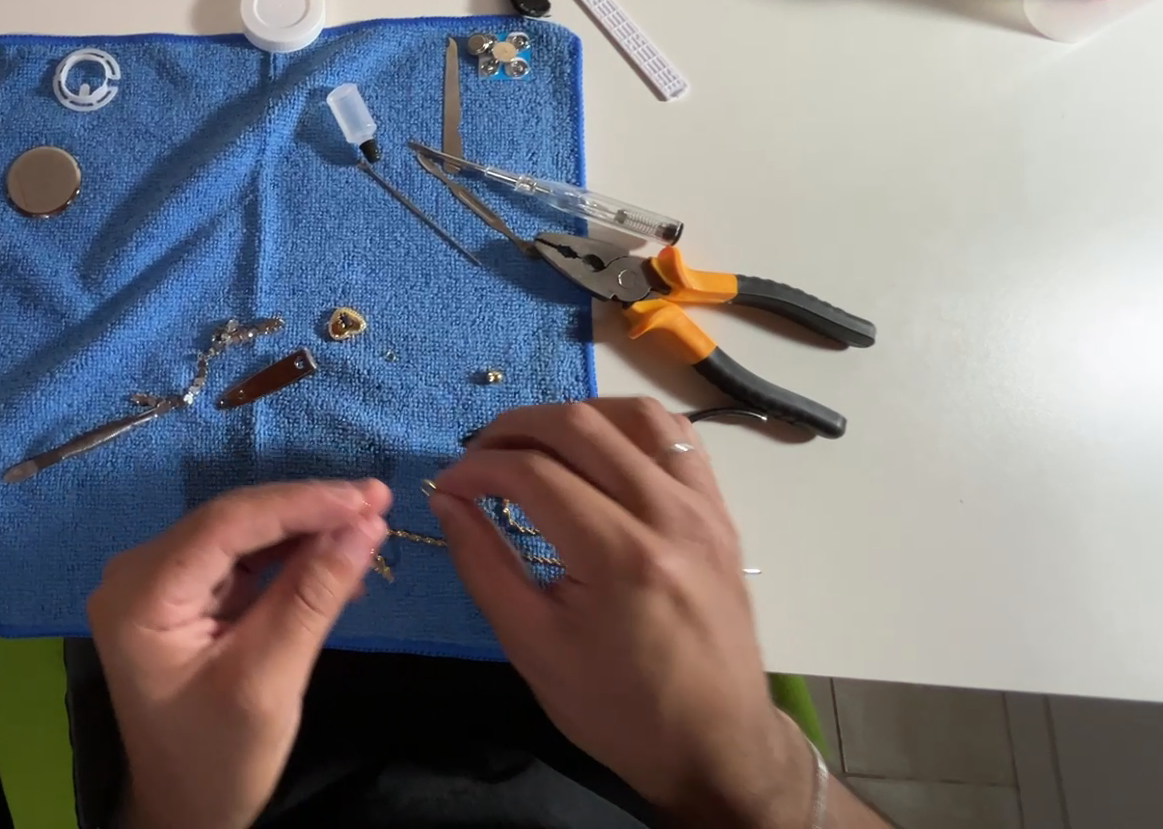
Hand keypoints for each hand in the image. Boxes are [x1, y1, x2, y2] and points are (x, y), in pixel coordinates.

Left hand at [88, 479, 391, 828]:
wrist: (185, 814)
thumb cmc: (219, 760)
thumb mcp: (269, 682)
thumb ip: (313, 596)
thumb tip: (365, 525)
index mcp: (140, 593)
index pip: (226, 524)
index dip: (300, 503)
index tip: (366, 497)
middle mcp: (138, 570)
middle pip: (233, 521)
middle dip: (308, 510)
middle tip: (376, 499)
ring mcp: (159, 578)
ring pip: (243, 532)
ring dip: (305, 528)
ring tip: (367, 521)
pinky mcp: (183, 590)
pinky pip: (242, 557)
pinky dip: (289, 556)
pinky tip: (335, 558)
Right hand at [430, 399, 812, 827]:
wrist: (716, 748)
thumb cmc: (615, 705)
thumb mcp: (529, 643)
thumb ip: (480, 560)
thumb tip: (445, 497)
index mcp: (622, 558)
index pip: (533, 473)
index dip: (477, 469)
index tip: (448, 485)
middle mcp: (669, 515)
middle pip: (576, 426)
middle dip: (510, 430)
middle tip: (477, 459)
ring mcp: (702, 506)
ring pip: (629, 414)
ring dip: (567, 417)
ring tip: (531, 447)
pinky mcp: (717, 509)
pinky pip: (671, 434)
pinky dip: (620, 423)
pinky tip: (592, 449)